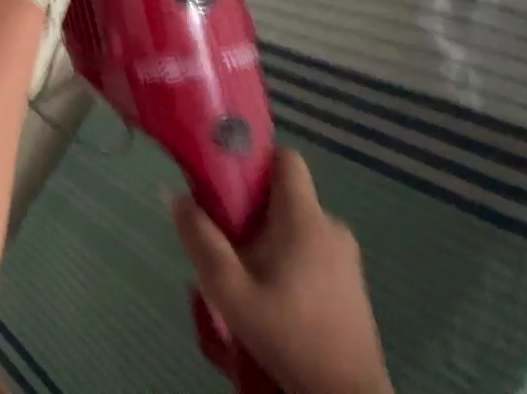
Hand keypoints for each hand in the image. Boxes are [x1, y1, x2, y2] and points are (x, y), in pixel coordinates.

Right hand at [173, 149, 392, 393]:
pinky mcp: (349, 279)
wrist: (343, 393)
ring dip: (263, 231)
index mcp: (304, 220)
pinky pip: (308, 245)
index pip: (286, 160)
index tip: (220, 172)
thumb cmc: (285, 333)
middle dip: (247, 202)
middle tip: (218, 229)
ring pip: (292, 222)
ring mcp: (345, 256)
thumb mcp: (226, 287)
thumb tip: (176, 195)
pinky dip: (283, 251)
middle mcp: (331, 228)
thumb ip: (199, 236)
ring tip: (238, 263)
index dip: (252, 156)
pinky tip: (265, 285)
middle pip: (282, 193)